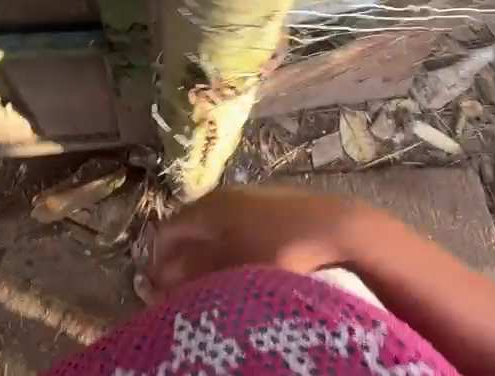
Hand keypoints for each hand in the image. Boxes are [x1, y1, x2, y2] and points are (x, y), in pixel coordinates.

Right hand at [147, 186, 374, 295]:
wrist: (337, 228)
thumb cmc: (277, 249)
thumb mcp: (229, 265)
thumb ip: (191, 271)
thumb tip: (159, 279)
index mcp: (208, 205)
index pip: (167, 231)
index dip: (158, 264)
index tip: (159, 297)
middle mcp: (225, 196)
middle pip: (192, 232)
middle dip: (183, 264)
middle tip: (185, 299)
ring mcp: (253, 201)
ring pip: (218, 233)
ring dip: (209, 262)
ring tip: (215, 292)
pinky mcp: (276, 212)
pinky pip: (241, 234)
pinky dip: (233, 255)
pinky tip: (246, 276)